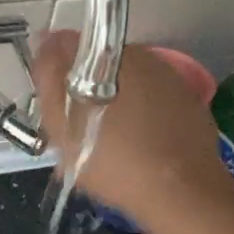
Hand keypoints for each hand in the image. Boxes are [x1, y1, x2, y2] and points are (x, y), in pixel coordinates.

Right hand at [29, 30, 225, 220]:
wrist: (183, 193)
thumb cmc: (115, 162)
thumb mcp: (64, 127)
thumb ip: (50, 78)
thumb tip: (46, 40)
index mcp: (105, 56)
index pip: (68, 44)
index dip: (57, 69)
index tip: (55, 98)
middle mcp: (138, 55)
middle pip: (98, 60)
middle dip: (87, 83)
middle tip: (81, 122)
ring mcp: (167, 74)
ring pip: (128, 77)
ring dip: (116, 95)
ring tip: (113, 135)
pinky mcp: (188, 96)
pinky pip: (154, 94)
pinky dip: (144, 109)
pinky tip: (142, 139)